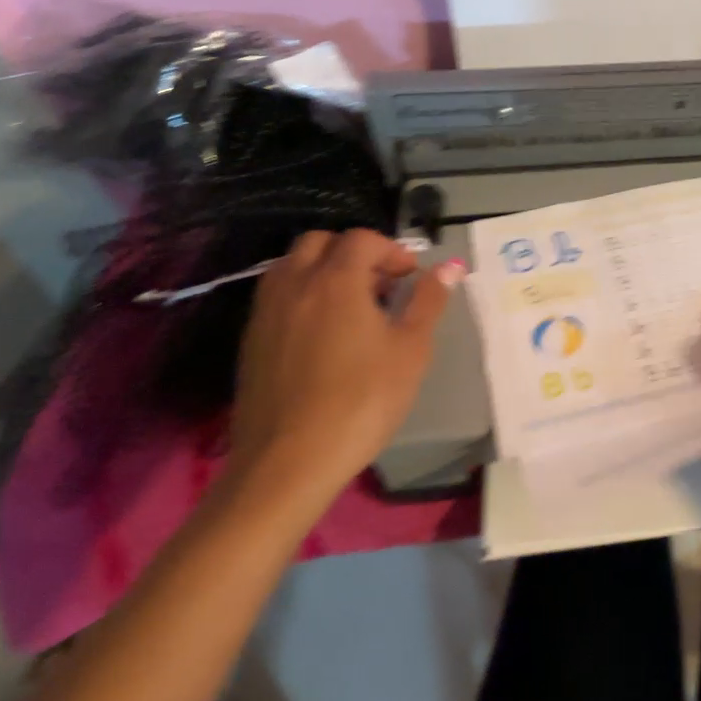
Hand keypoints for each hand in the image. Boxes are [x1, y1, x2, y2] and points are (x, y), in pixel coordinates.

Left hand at [227, 229, 462, 498]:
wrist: (289, 461)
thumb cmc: (362, 402)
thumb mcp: (410, 351)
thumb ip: (428, 301)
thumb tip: (450, 265)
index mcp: (336, 279)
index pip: (363, 239)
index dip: (392, 251)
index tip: (410, 279)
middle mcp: (295, 283)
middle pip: (321, 242)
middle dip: (354, 253)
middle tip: (380, 287)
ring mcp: (266, 311)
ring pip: (293, 266)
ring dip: (323, 270)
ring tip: (351, 308)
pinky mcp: (251, 339)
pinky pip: (277, 296)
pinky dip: (302, 296)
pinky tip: (322, 336)